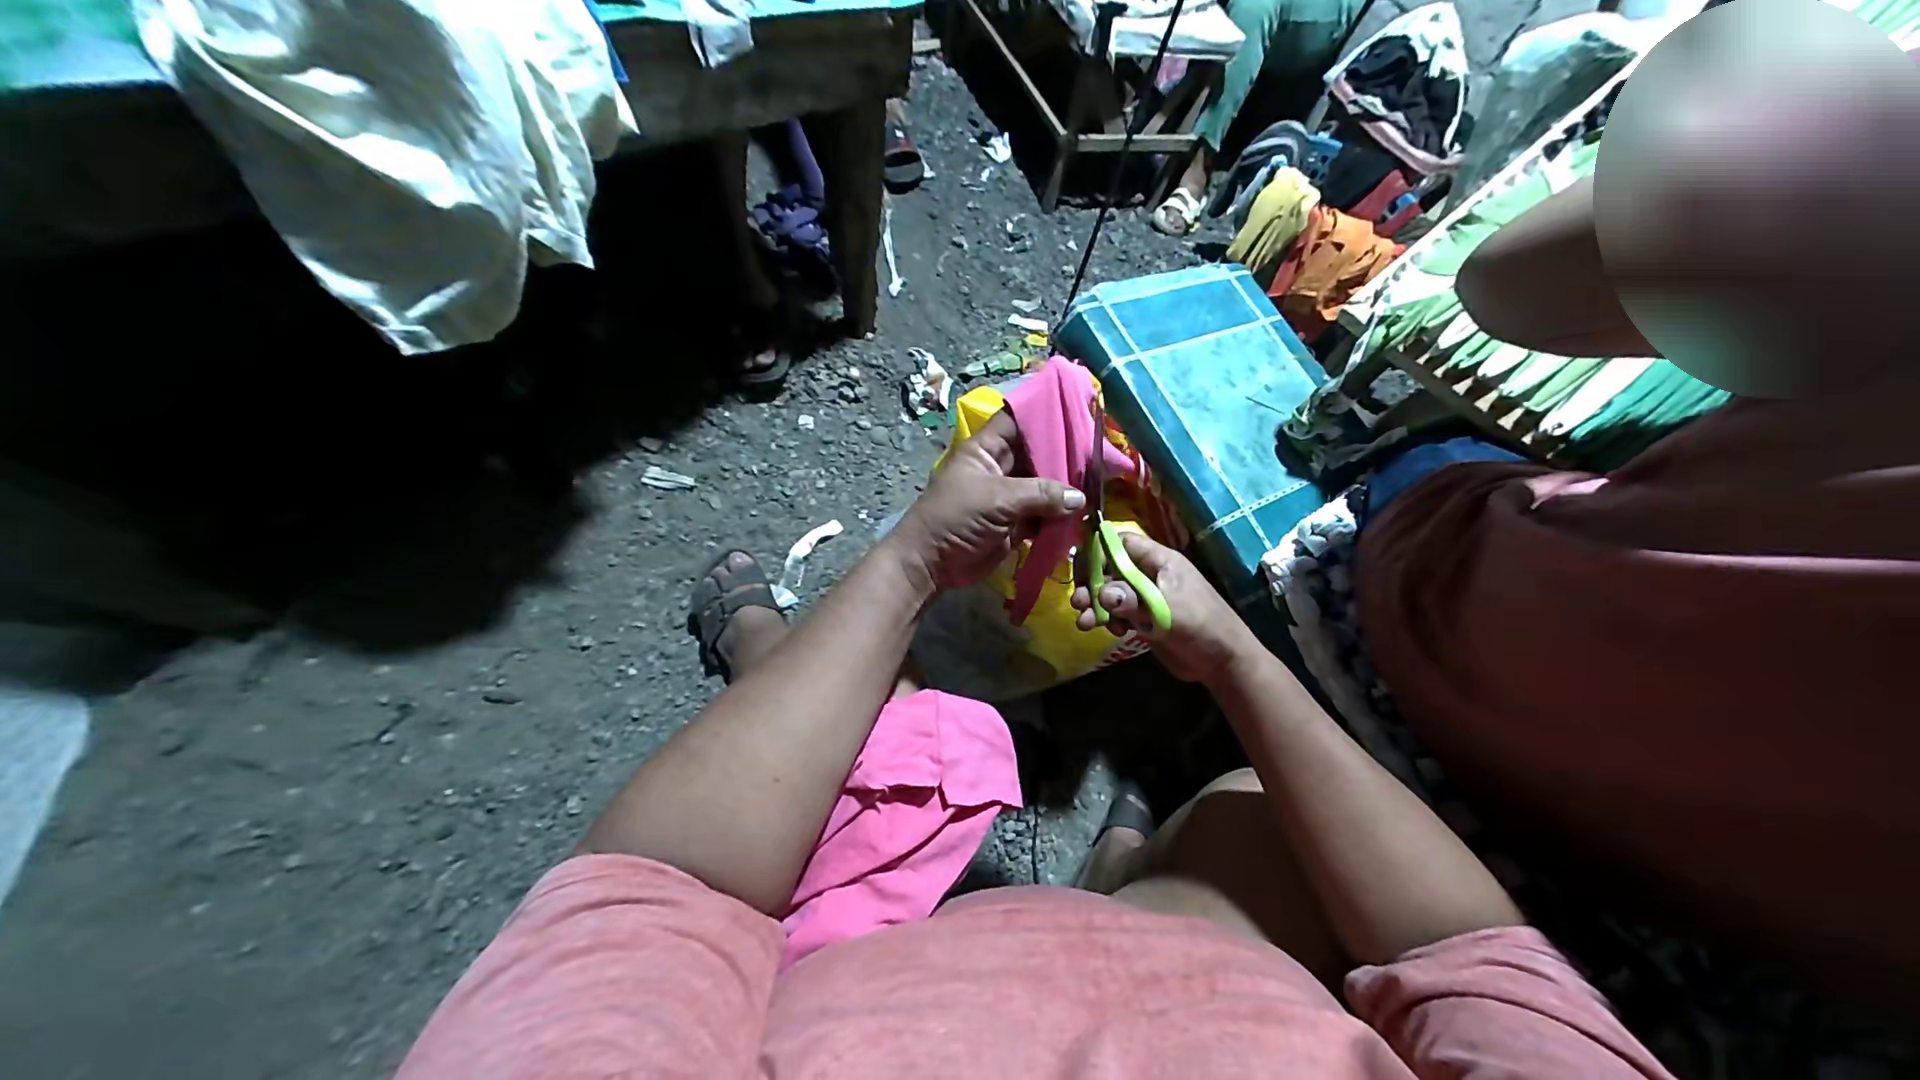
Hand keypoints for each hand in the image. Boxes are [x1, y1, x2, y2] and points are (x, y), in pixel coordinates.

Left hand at [890, 410, 1085, 589]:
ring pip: (1045, 486)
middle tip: (1101, 454)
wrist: (931, 564)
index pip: (1017, 419)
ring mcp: (1009, 496)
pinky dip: (1060, 516)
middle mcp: (1000, 468)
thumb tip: (1080, 498)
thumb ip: (1040, 494)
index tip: (1078, 408)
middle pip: (1038, 454)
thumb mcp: (996, 499)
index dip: (1044, 413)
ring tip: (1101, 484)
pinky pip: (1043, 514)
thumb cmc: (954, 518)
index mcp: (986, 449)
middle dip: (1066, 455)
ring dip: (1067, 489)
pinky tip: (1085, 514)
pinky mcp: (1015, 524)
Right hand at [1071, 532, 1255, 683]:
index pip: (1121, 543)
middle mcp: (1149, 574)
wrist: (1223, 662)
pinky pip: (1116, 613)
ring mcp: (1145, 597)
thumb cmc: (1202, 625)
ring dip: (1094, 605)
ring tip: (1084, 622)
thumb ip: (1135, 600)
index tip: (1082, 570)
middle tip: (1077, 601)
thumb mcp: (1168, 610)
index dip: (1098, 551)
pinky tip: (1109, 631)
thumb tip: (1102, 594)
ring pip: (1109, 592)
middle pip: (1109, 568)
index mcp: (1159, 561)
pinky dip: (1105, 620)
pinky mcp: (1142, 619)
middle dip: (1090, 583)